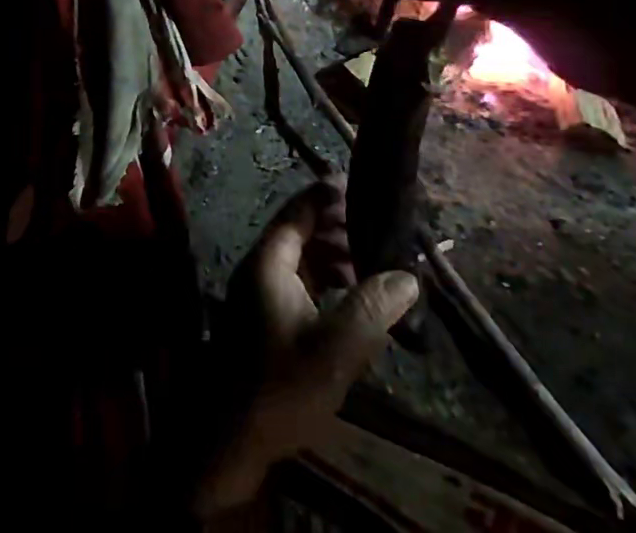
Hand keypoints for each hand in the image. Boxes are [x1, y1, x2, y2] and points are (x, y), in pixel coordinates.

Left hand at [192, 182, 419, 517]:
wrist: (226, 447)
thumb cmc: (279, 388)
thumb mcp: (335, 349)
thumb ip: (374, 306)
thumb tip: (409, 276)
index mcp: (269, 263)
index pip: (300, 209)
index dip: (330, 194)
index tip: (365, 187)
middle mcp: (260, 270)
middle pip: (302, 232)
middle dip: (341, 228)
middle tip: (381, 232)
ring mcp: (258, 298)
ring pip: (301, 260)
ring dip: (335, 257)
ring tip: (372, 268)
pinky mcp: (263, 323)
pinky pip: (299, 285)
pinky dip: (326, 282)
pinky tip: (352, 302)